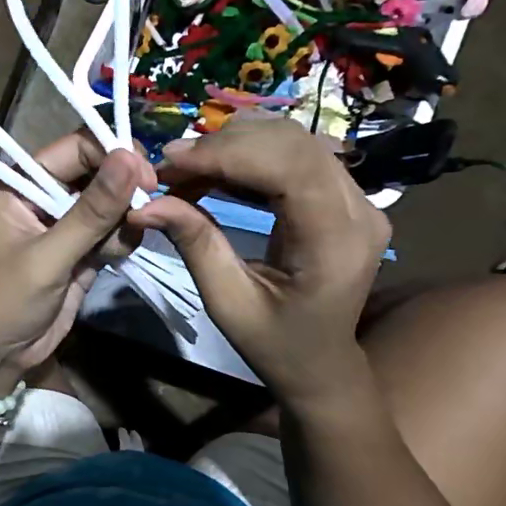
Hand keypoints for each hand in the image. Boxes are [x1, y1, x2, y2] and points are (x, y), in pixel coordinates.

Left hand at [0, 134, 154, 390]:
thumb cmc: (6, 303)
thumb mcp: (48, 257)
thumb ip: (91, 211)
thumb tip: (130, 160)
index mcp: (21, 184)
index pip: (74, 148)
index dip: (112, 154)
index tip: (146, 175)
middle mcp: (44, 196)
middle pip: (98, 171)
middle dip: (125, 187)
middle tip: (148, 206)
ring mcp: (66, 224)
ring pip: (112, 202)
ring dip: (124, 219)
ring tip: (115, 247)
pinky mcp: (83, 250)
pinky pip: (114, 231)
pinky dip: (121, 240)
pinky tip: (114, 258)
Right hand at [130, 115, 390, 403]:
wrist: (322, 364)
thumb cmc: (276, 345)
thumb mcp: (228, 303)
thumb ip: (196, 245)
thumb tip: (145, 204)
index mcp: (337, 243)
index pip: (290, 167)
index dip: (228, 153)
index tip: (173, 161)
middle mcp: (360, 211)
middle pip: (292, 144)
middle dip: (225, 145)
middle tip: (172, 167)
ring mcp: (359, 200)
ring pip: (294, 141)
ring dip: (235, 146)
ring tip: (189, 170)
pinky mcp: (346, 196)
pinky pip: (297, 156)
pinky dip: (251, 156)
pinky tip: (216, 172)